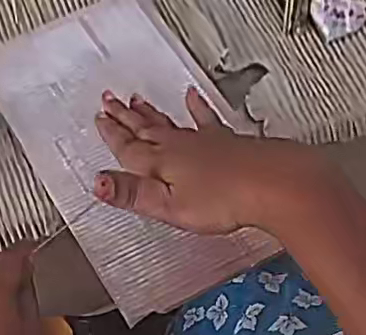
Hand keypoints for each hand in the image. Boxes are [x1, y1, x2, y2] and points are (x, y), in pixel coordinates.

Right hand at [93, 89, 347, 235]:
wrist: (266, 185)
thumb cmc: (221, 199)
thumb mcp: (168, 206)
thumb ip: (133, 194)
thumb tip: (99, 184)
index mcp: (161, 164)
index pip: (129, 149)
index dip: (112, 136)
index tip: (100, 121)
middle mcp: (179, 147)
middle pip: (145, 130)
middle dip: (125, 118)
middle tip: (110, 102)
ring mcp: (203, 142)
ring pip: (169, 123)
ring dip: (151, 113)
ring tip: (137, 100)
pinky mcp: (225, 144)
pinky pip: (205, 120)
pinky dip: (196, 108)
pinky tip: (193, 98)